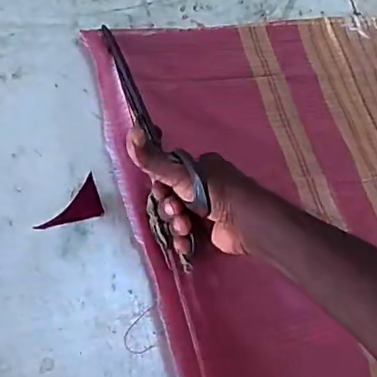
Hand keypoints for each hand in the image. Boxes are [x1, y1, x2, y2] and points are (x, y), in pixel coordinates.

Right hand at [125, 129, 246, 256]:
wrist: (246, 223)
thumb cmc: (215, 193)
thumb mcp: (181, 175)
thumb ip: (153, 160)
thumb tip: (131, 132)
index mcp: (199, 168)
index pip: (168, 177)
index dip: (161, 189)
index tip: (164, 195)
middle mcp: (203, 187)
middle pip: (170, 200)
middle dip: (169, 210)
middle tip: (177, 213)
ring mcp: (207, 211)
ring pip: (177, 219)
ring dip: (176, 226)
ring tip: (185, 229)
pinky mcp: (209, 232)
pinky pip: (186, 236)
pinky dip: (183, 241)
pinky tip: (186, 244)